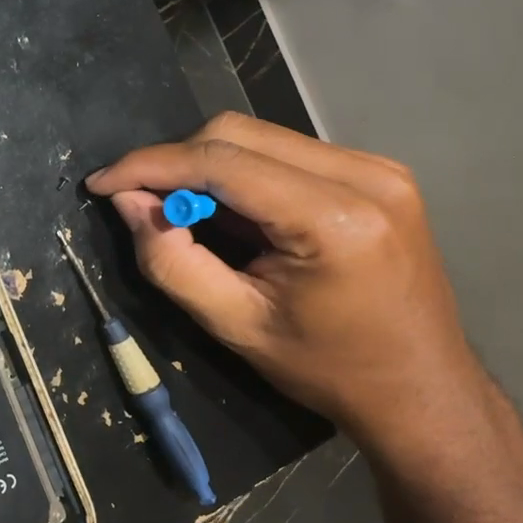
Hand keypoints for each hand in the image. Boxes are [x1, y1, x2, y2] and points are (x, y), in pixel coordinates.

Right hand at [86, 112, 484, 449]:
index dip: (149, 165)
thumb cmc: (327, 368)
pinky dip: (238, 171)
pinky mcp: (376, 172)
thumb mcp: (233, 324)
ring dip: (203, 166)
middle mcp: (364, 175)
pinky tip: (229, 211)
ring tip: (182, 213)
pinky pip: (282, 150)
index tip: (101, 184)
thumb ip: (170, 260)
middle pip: (236, 133)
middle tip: (138, 203)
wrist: (422, 389)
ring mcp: (377, 168)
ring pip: (257, 136)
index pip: (219, 161)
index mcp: (334, 218)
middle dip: (173, 161)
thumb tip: (127, 202)